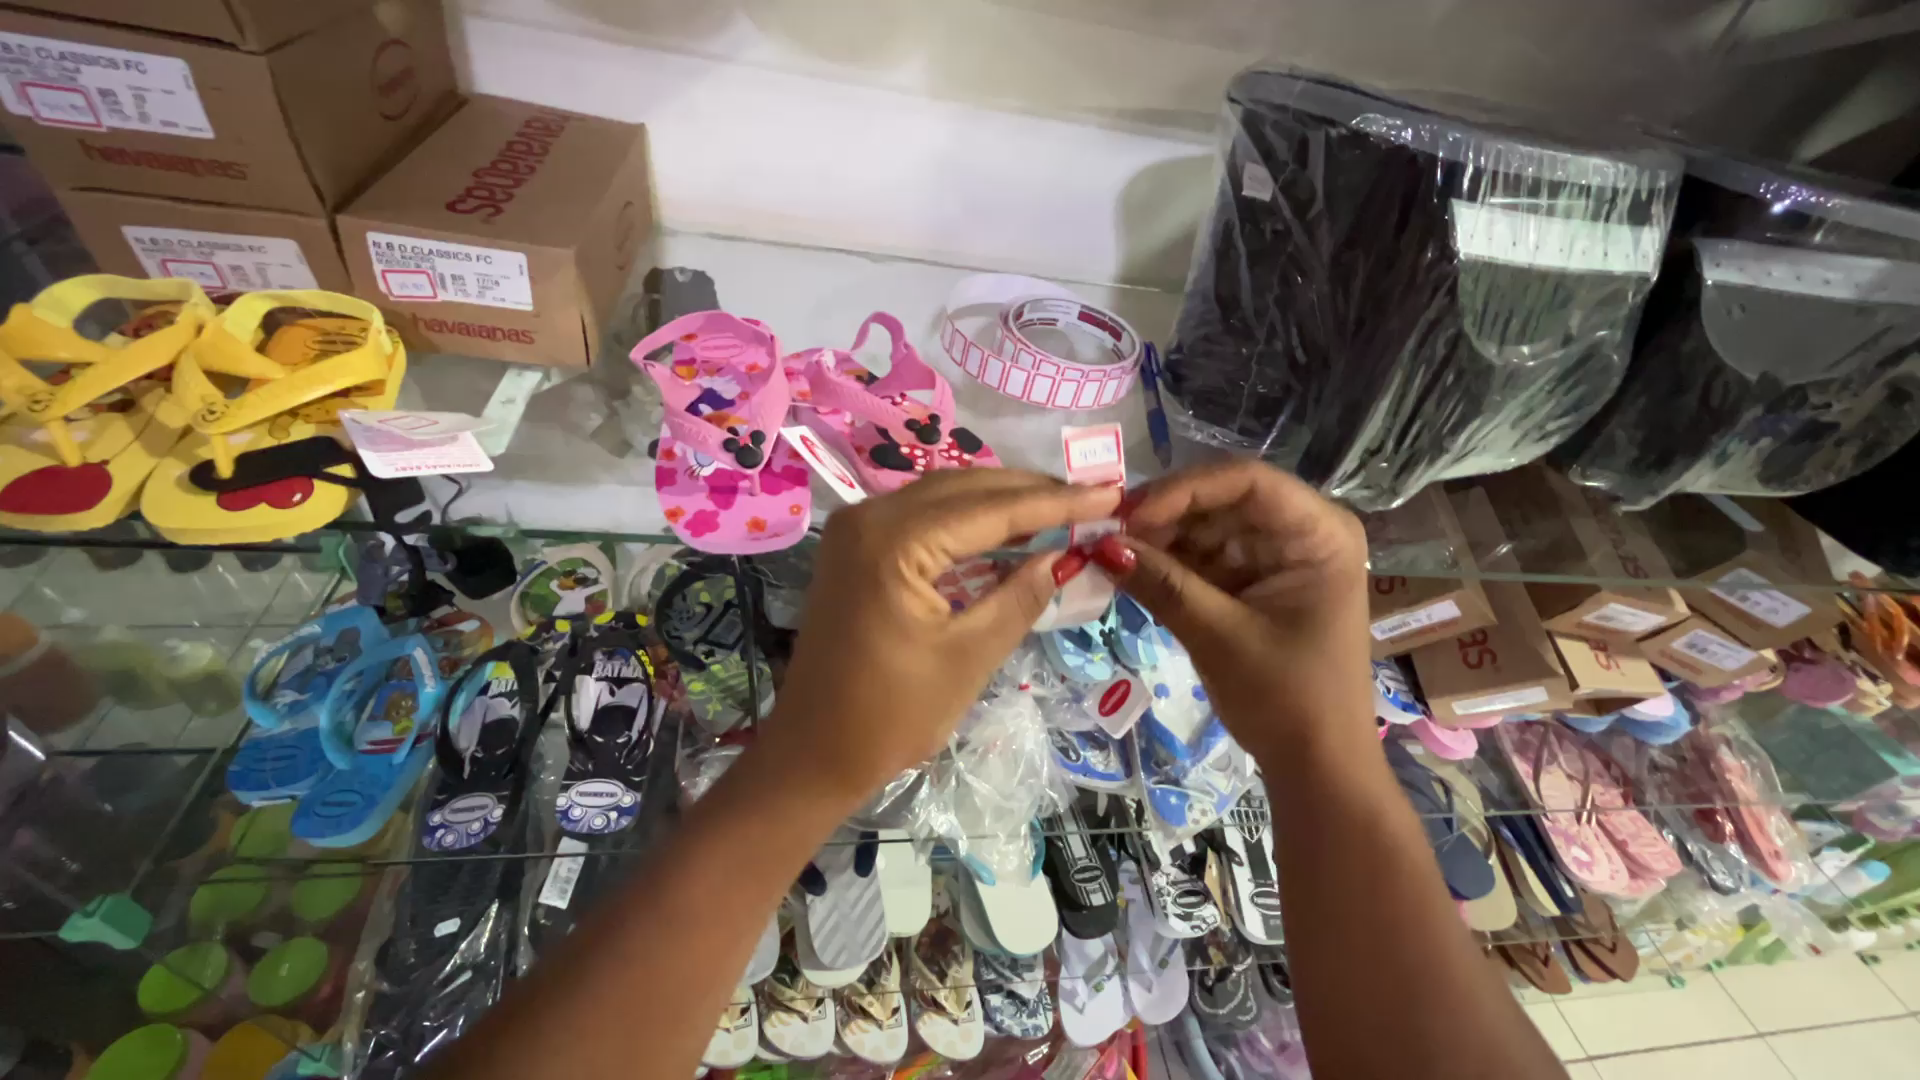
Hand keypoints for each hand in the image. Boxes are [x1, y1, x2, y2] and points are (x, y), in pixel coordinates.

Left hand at [761, 469, 1121, 801]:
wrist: (814, 751)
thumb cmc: (891, 715)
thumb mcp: (969, 657)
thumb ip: (1019, 596)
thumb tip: (1063, 556)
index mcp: (893, 542)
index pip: (991, 510)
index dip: (1056, 502)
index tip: (1111, 493)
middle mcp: (869, 517)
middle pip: (966, 489)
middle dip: (1031, 492)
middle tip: (1092, 497)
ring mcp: (855, 528)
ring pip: (944, 496)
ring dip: (1001, 502)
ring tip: (1062, 507)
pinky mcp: (854, 547)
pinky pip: (922, 517)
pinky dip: (967, 521)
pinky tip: (1006, 529)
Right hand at [1091, 461, 1371, 759]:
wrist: (1316, 765)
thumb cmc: (1287, 699)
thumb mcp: (1219, 637)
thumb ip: (1162, 584)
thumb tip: (1099, 546)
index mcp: (1319, 533)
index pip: (1247, 482)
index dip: (1184, 490)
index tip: (1129, 517)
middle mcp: (1301, 532)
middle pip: (1222, 500)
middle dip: (1164, 516)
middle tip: (1105, 535)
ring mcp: (1276, 556)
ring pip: (1206, 526)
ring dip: (1159, 539)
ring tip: (1108, 553)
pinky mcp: (1253, 581)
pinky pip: (1204, 556)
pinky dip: (1168, 563)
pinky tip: (1130, 569)